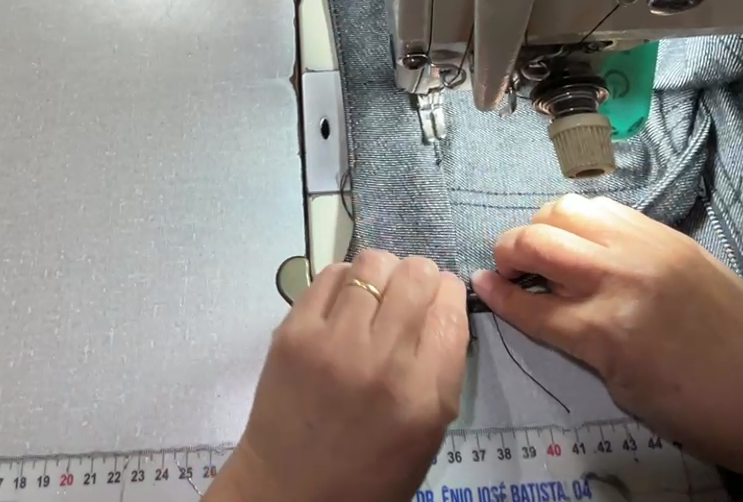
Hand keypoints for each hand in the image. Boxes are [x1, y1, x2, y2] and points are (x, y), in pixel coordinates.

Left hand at [211, 250, 468, 501]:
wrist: (291, 492)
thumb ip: (441, 366)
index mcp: (423, 395)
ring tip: (377, 291)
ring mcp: (334, 341)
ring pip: (374, 263)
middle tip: (409, 292)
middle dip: (421, 276)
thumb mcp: (428, 430)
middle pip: (416, 275)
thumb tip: (442, 304)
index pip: (451, 310)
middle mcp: (382, 361)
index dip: (450, 293)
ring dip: (383, 271)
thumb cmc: (370, 471)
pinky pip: (331, 273)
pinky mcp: (294, 330)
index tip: (442, 297)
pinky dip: (346, 278)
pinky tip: (346, 299)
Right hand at [470, 195, 742, 469]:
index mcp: (605, 331)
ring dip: (541, 227)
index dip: (497, 294)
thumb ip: (573, 338)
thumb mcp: (623, 388)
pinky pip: (603, 207)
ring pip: (564, 209)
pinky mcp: (665, 231)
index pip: (529, 302)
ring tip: (545, 250)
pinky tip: (583, 241)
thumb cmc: (702, 410)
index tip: (481, 284)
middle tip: (508, 268)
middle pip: (536, 241)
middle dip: (507, 251)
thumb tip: (535, 303)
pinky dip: (580, 219)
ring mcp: (644, 246)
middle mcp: (618, 277)